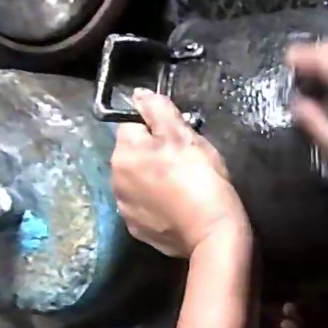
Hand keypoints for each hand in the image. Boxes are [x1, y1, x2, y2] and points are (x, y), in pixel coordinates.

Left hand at [111, 89, 248, 256]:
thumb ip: (158, 109)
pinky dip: (159, 203)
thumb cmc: (200, 178)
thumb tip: (138, 95)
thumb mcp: (184, 135)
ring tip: (184, 185)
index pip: (133, 125)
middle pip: (134, 154)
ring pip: (139, 181)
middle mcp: (115, 181)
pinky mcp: (139, 230)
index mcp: (123, 154)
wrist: (212, 233)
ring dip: (155, 178)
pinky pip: (147, 207)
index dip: (158, 127)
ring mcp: (126, 209)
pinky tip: (179, 205)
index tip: (181, 137)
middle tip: (186, 160)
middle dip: (155, 153)